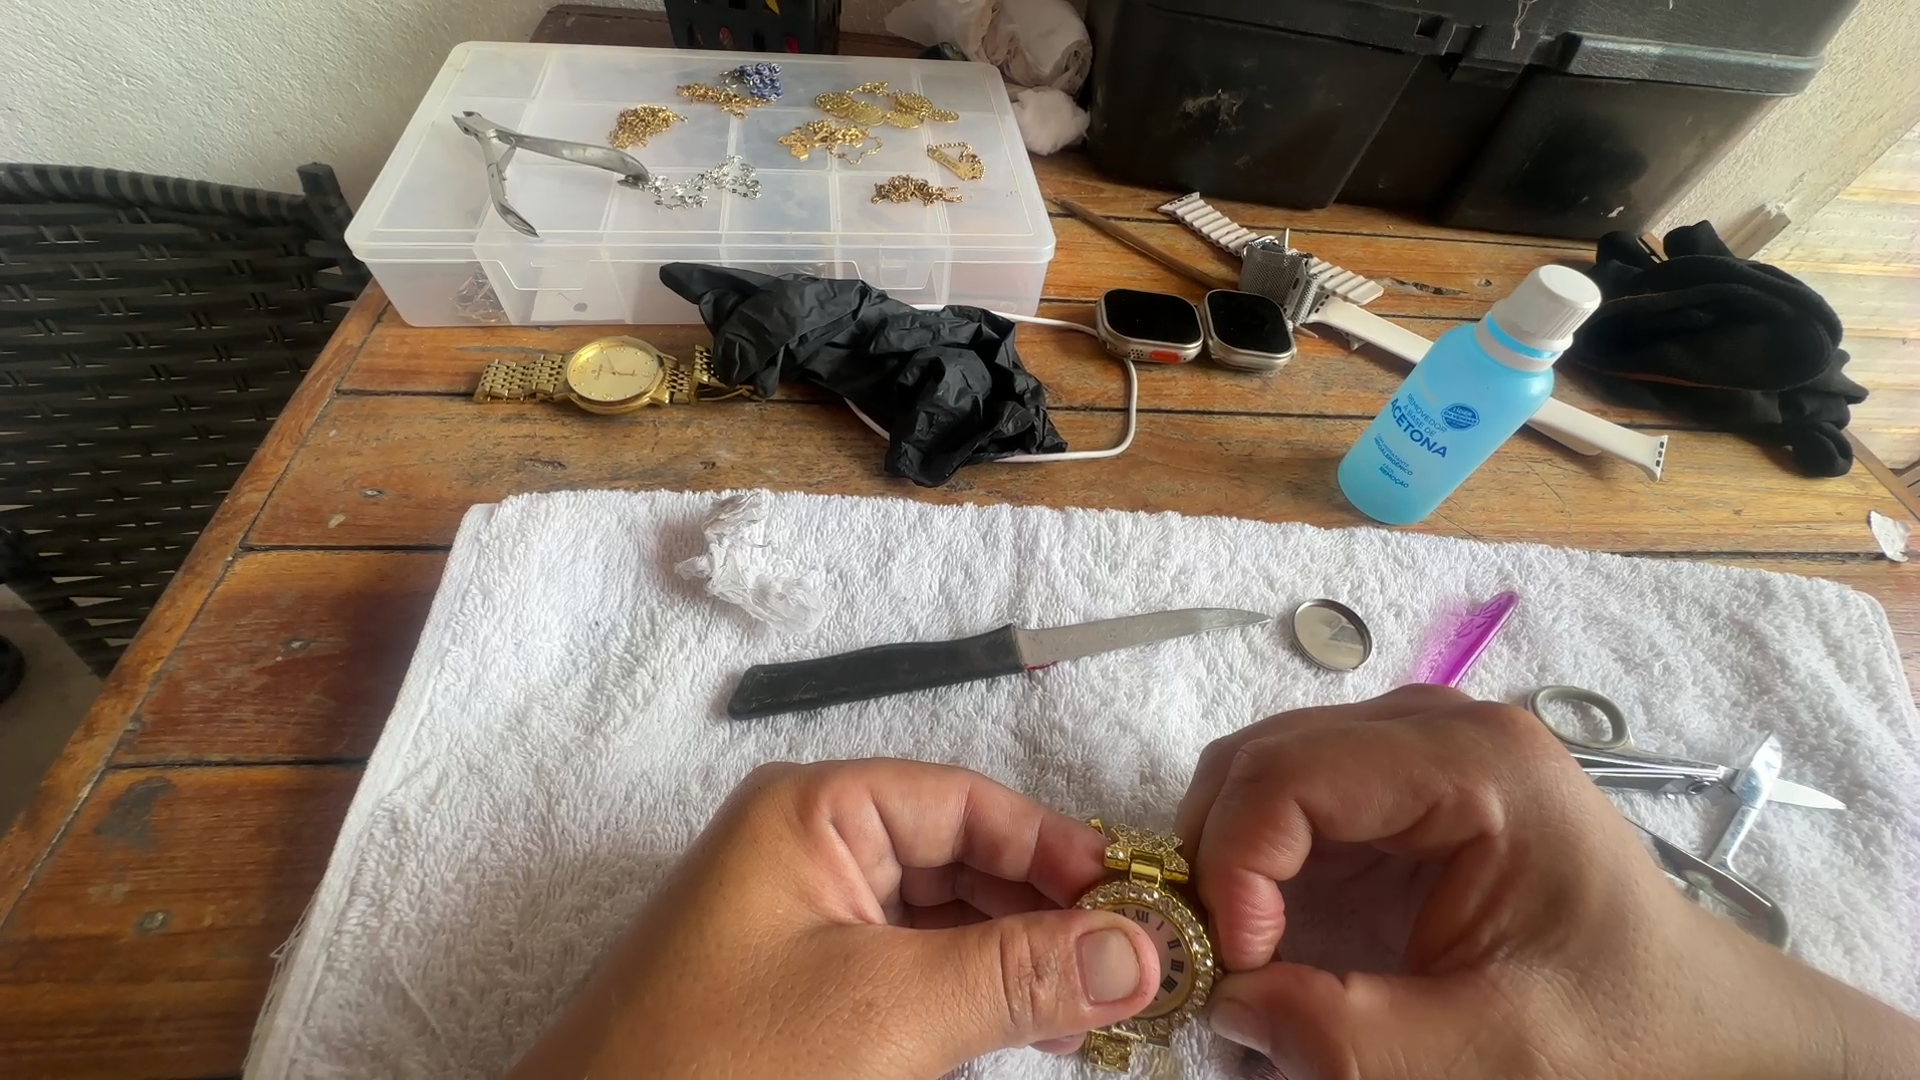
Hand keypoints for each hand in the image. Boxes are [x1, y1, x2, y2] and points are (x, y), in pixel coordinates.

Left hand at [506, 759, 1158, 1078]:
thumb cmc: (723, 1068)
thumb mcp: (883, 1014)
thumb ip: (1015, 975)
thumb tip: (1139, 952)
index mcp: (817, 806)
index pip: (963, 802)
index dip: (1053, 845)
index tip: (1133, 895)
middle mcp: (817, 839)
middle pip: (960, 853)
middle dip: (1044, 906)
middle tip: (1134, 958)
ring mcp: (814, 905)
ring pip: (944, 910)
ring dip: (1018, 950)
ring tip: (1102, 996)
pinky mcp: (814, 970)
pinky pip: (916, 957)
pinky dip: (977, 985)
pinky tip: (1036, 1017)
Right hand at [1175, 685, 1919, 1079]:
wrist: (1702, 1020)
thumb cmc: (1632, 1035)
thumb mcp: (1512, 1062)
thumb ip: (1357, 1044)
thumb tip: (1224, 1003)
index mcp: (1471, 759)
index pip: (1291, 773)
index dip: (1236, 860)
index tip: (1236, 964)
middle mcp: (1421, 725)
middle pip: (1258, 761)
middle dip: (1216, 857)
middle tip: (1222, 958)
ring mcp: (1396, 742)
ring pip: (1251, 773)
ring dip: (1224, 857)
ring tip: (1245, 946)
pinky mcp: (1377, 776)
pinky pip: (1275, 797)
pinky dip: (1248, 860)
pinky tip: (1270, 922)